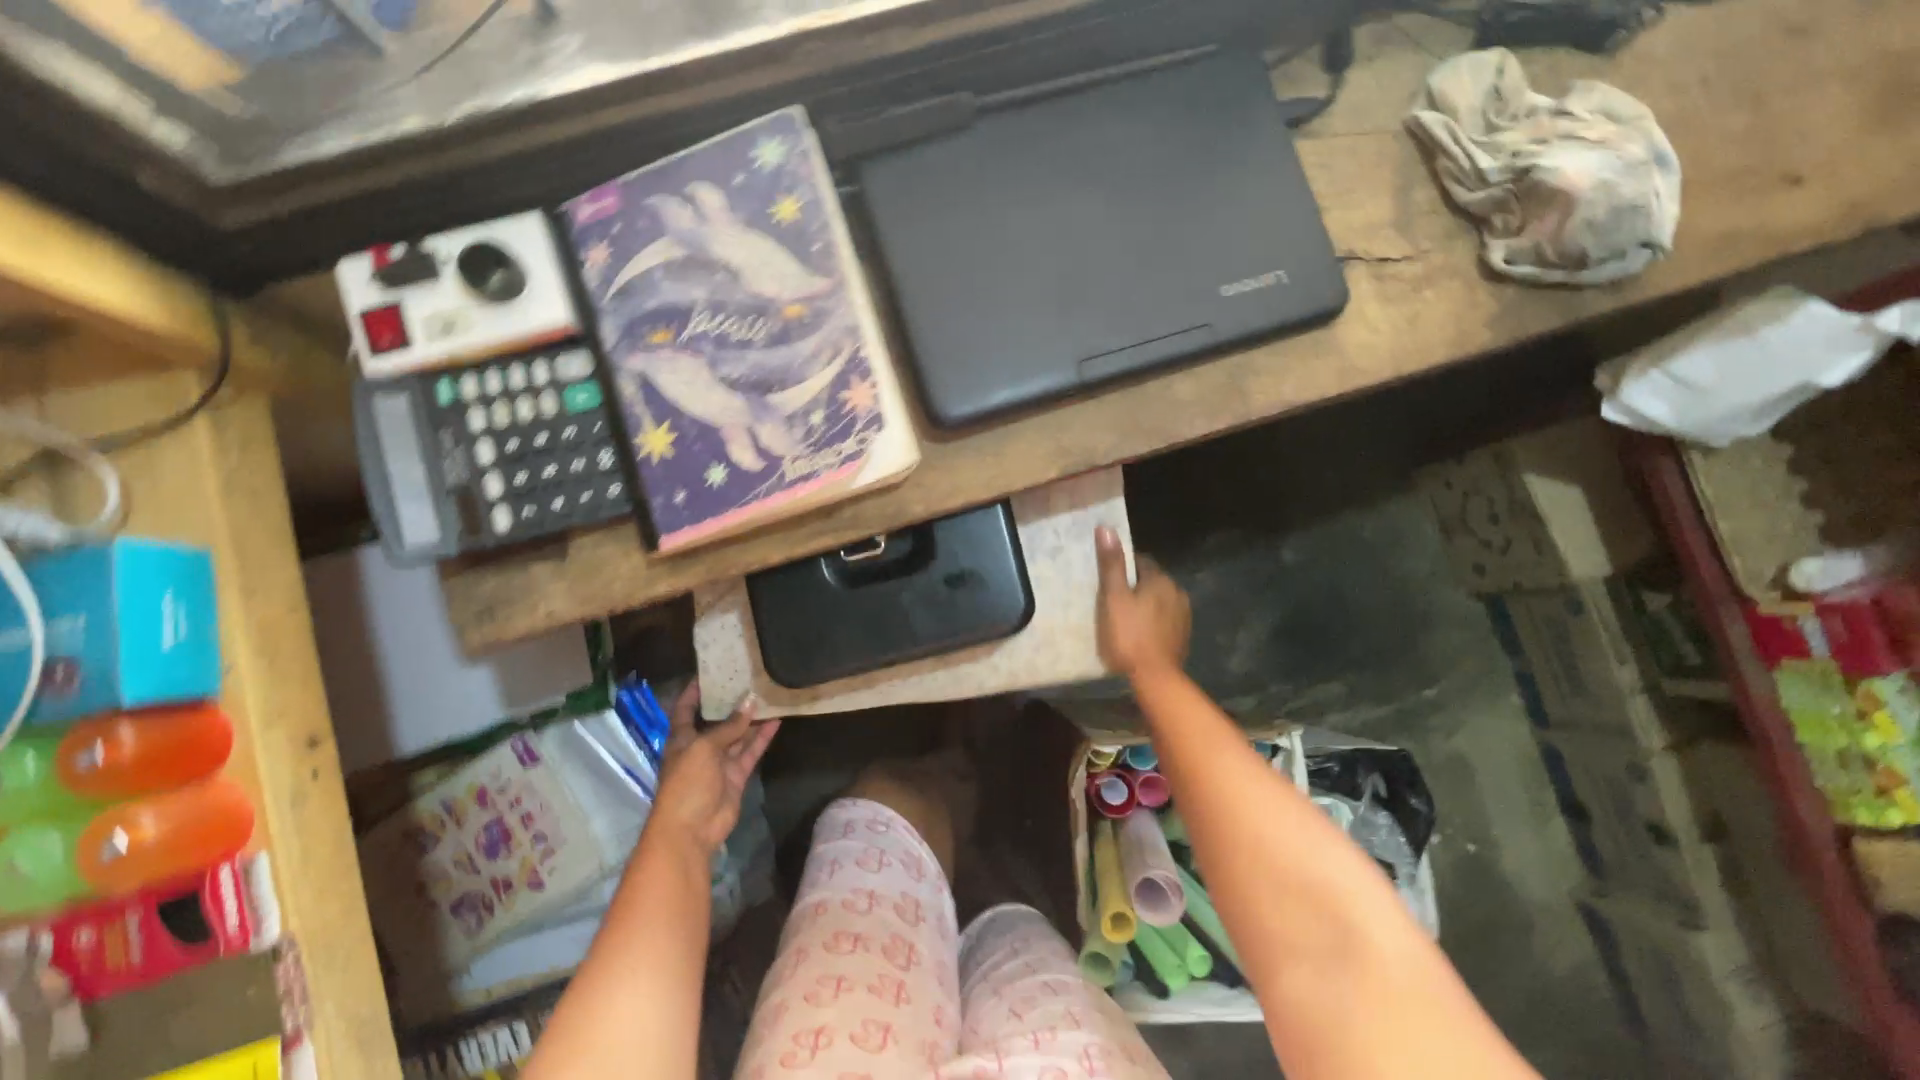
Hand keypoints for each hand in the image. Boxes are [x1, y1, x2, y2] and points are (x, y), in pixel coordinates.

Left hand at [650, 684, 780, 853]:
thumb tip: (750, 702)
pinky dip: (762, 738)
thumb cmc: (686, 783)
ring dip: (751, 719)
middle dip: (730, 703)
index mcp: (681, 739)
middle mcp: (700, 748)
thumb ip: (728, 727)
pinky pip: (750, 752)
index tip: (709, 672)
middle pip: (716, 721)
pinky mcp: (736, 776)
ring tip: (768, 696)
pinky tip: (776, 720)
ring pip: (738, 736)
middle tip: (749, 680)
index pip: (686, 709)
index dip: (694, 692)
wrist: (691, 829)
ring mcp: (719, 763)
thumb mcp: (703, 748)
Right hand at [1095, 525, 1190, 679]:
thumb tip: (1107, 528)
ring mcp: (1183, 614)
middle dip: (1135, 587)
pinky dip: (1153, 621)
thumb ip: (1112, 564)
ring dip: (1145, 604)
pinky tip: (1140, 633)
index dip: (1123, 568)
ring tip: (1124, 618)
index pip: (1140, 561)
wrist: (1155, 677)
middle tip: (1112, 601)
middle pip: (1151, 581)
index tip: (1108, 580)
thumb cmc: (1129, 635)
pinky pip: (1165, 619)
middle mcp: (1177, 591)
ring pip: (1159, 600)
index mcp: (1160, 579)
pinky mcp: (1183, 634)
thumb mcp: (1113, 598)